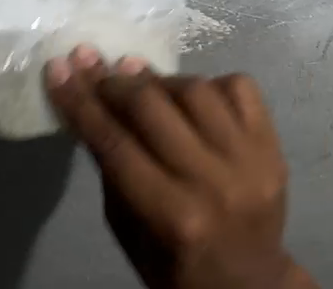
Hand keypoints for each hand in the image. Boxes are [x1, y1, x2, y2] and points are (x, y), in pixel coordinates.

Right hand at [46, 46, 318, 288]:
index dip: (81, 101)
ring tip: (140, 84)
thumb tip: (92, 93)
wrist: (250, 285)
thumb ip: (111, 165)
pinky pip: (239, 87)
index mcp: (174, 217)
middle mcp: (215, 183)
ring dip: (159, 80)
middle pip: (153, 107)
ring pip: (194, 88)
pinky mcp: (274, 146)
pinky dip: (210, 82)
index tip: (58, 68)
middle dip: (114, 81)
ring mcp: (252, 161)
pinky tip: (191, 95)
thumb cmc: (174, 264)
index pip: (115, 143)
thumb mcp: (128, 228)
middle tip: (94, 66)